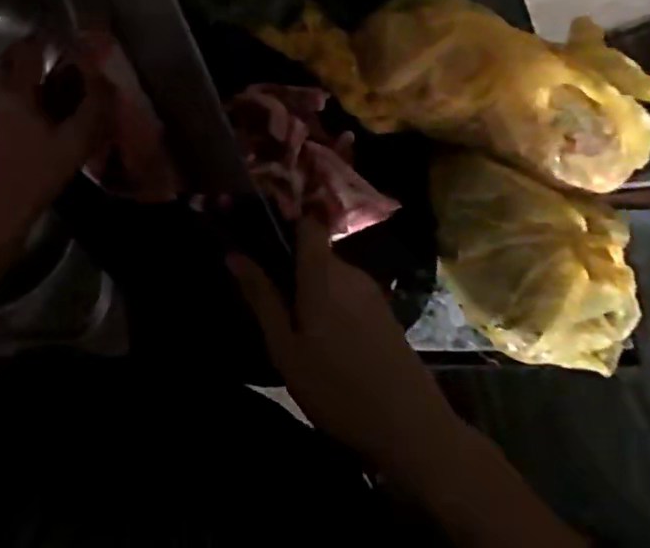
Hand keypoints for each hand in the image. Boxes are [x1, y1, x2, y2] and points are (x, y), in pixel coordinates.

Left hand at [0, 35, 108, 263]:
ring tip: (61, 82)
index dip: (49, 35)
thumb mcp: (74, 143)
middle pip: (14, 59)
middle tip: (64, 56)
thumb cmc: (34, 174)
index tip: (70, 35)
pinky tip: (47, 111)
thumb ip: (94, 109)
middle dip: (37, 51)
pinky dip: (26, 93)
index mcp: (17, 89)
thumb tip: (106, 82)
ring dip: (31, 73)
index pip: (29, 46)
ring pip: (9, 79)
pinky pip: (9, 98)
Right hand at [227, 210, 460, 472]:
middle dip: (287, 260)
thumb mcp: (285, 347)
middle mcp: (349, 273)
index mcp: (323, 274)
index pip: (306, 222)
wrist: (416, 432)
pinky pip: (346, 291)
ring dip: (307, 283)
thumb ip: (261, 296)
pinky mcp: (384, 314)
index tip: (255, 228)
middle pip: (313, 249)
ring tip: (286, 314)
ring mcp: (371, 294)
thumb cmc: (338, 389)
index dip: (282, 217)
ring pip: (329, 272)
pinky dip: (327, 299)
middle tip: (261, 286)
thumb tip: (233, 254)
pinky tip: (318, 332)